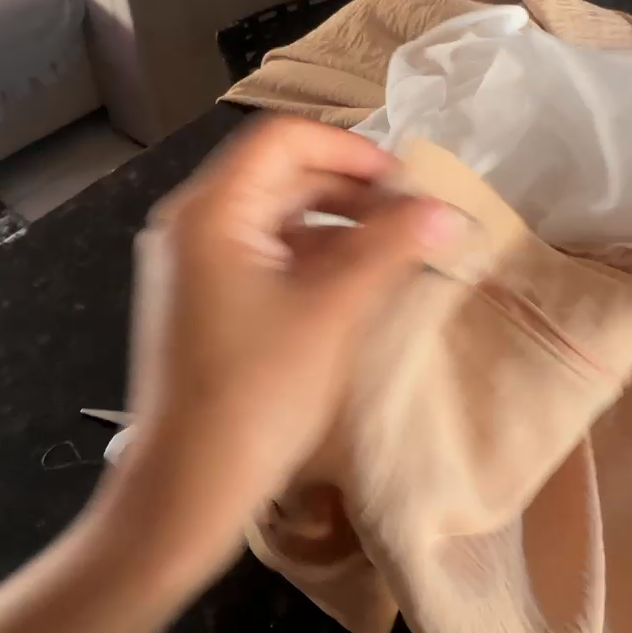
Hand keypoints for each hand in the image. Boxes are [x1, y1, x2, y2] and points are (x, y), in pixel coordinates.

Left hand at [123, 115, 460, 534]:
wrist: (184, 493)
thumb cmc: (254, 395)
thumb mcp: (330, 311)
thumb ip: (390, 248)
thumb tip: (446, 209)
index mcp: (212, 210)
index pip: (285, 139)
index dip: (350, 150)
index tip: (405, 182)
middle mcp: (196, 223)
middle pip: (282, 174)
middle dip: (352, 189)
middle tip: (412, 217)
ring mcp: (197, 262)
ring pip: (279, 215)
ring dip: (339, 223)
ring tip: (396, 247)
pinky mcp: (208, 297)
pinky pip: (269, 252)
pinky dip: (316, 255)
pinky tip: (358, 279)